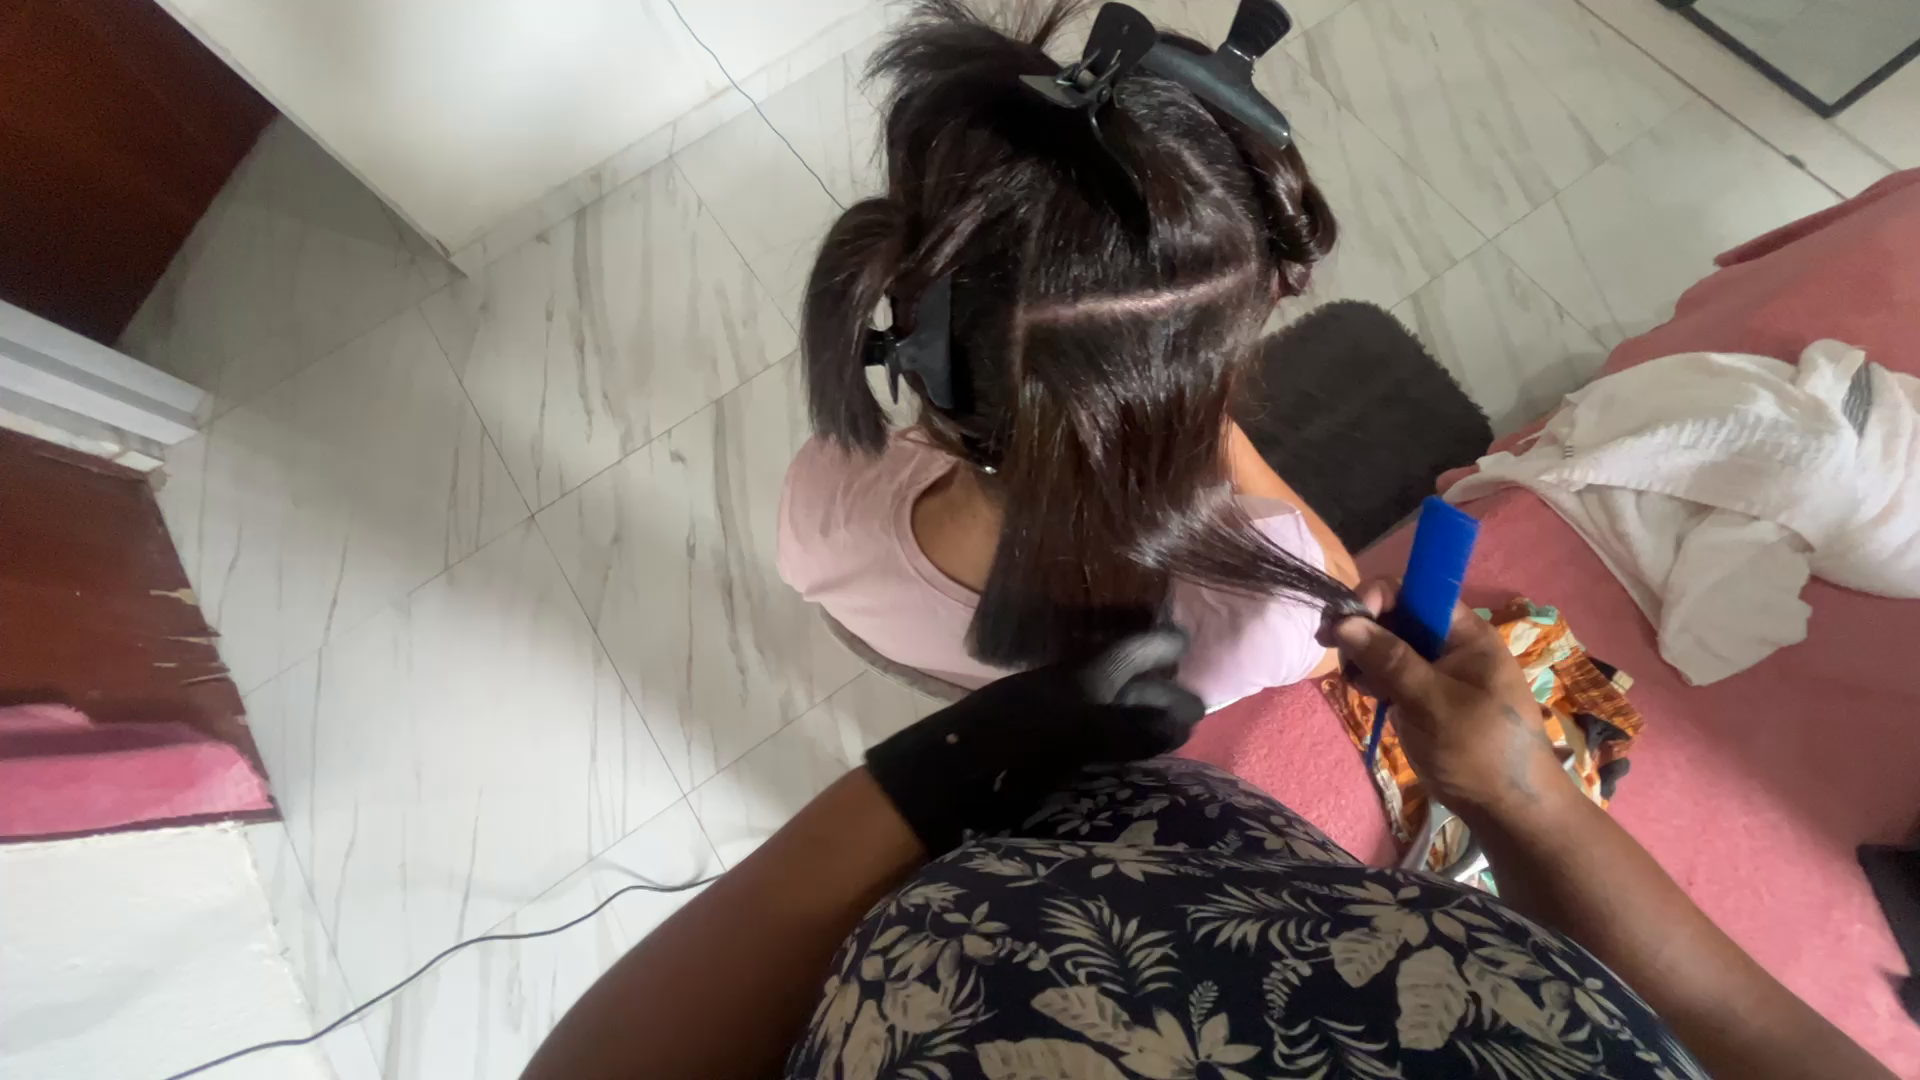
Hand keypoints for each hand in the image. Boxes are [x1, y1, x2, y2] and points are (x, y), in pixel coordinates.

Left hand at [864, 628, 1203, 853]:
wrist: (937, 783)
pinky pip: (1090, 733)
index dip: (1156, 645)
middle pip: (1119, 680)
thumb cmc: (1006, 751)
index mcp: (1076, 678)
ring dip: (1136, 713)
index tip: (1187, 643)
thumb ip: (1124, 728)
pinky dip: (1115, 739)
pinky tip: (1126, 756)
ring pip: (1104, 705)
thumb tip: (1181, 723)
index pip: (1126, 651)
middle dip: (1158, 688)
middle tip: (1196, 707)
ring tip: (1172, 730)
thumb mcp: (1070, 735)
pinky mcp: (1038, 750)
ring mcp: (1049, 719)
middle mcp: (1065, 691)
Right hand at [1328, 579, 1568, 821]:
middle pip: (1392, 614)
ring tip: (1357, 683)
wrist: (1507, 811)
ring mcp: (1434, 668)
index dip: (1377, 597)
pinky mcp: (1420, 691)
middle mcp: (1448, 643)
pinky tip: (1366, 694)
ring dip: (1361, 656)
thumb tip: (1342, 621)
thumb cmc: (1480, 751)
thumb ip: (1389, 659)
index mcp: (1465, 634)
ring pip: (1383, 641)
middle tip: (1342, 658)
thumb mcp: (1432, 702)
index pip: (1414, 590)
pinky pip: (1385, 668)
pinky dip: (1369, 676)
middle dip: (1362, 630)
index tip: (1344, 623)